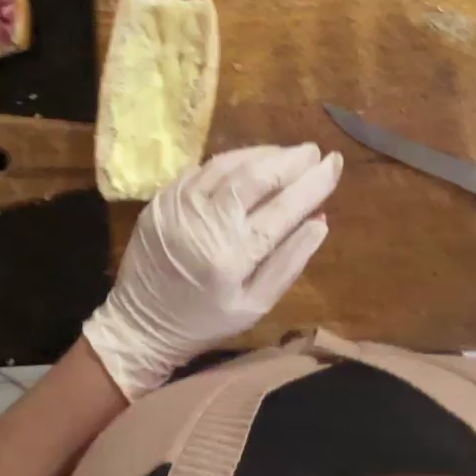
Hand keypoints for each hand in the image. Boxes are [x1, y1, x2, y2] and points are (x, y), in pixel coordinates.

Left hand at [83, 144, 342, 399]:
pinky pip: (200, 171)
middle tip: (313, 152)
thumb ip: (289, 262)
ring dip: (261, 155)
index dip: (312, 184)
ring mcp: (177, 207)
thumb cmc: (205, 321)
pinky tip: (249, 164)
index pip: (282, 209)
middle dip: (289, 160)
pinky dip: (230, 163)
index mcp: (232, 256)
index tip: (334, 164)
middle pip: (254, 177)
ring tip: (287, 154)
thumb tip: (320, 221)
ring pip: (226, 165)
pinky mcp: (160, 201)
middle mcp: (203, 224)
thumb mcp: (255, 305)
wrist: (141, 323)